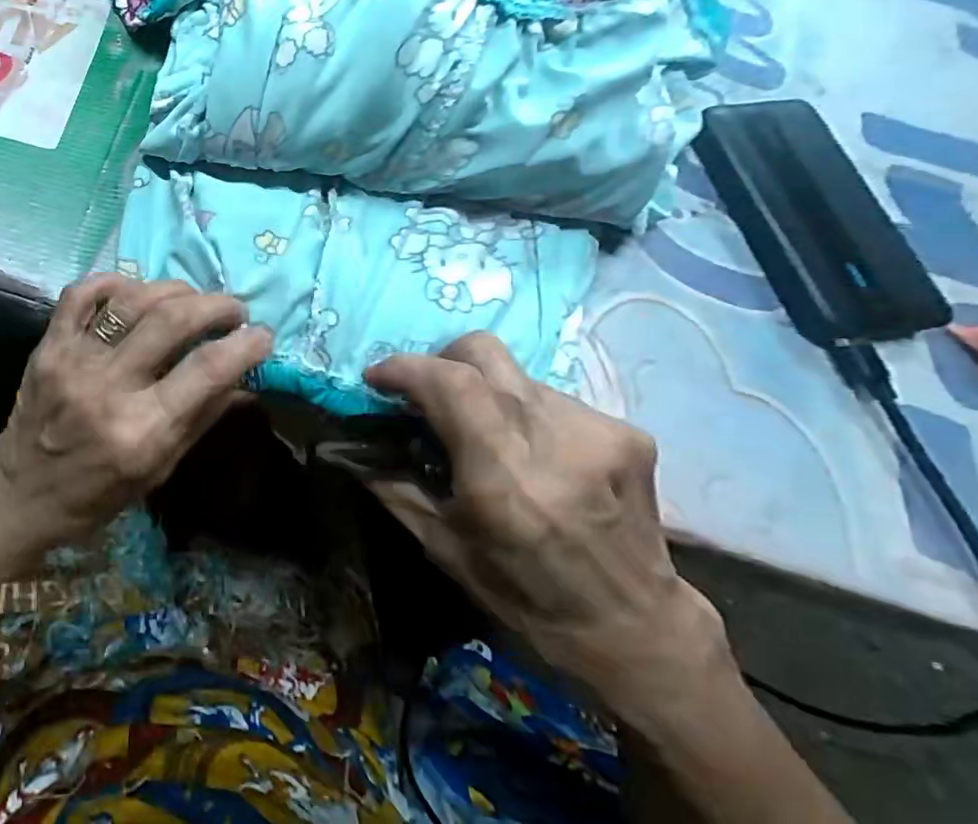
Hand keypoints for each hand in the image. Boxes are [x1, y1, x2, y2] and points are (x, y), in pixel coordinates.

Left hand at [0, 276, 271, 614]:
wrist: (21, 492)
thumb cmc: (96, 494)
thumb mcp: (159, 470)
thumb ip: (201, 418)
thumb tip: (246, 379)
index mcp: (142, 432)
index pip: (208, 370)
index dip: (245, 344)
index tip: (261, 335)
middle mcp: (108, 389)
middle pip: (172, 321)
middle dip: (216, 305)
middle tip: (232, 310)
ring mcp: (73, 361)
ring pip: (131, 300)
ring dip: (172, 289)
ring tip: (190, 299)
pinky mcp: (47, 346)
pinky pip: (80, 294)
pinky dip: (113, 282)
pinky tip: (134, 290)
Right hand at [362, 332, 733, 722]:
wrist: (632, 625)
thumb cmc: (522, 592)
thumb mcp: (440, 543)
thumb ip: (391, 483)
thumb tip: (344, 443)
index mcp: (503, 478)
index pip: (450, 383)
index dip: (405, 367)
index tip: (377, 378)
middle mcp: (554, 442)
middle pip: (483, 353)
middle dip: (440, 359)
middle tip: (424, 390)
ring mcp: (599, 432)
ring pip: (517, 374)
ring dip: (484, 391)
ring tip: (482, 432)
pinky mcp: (629, 433)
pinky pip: (553, 398)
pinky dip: (524, 412)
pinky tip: (530, 451)